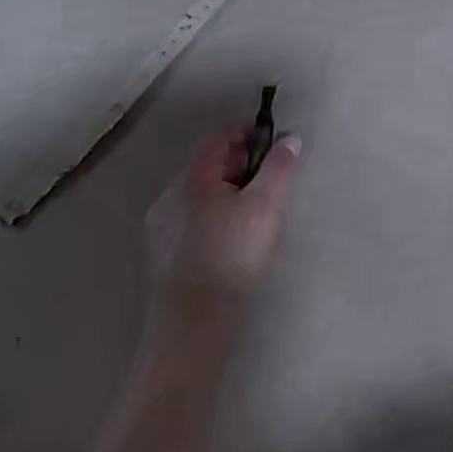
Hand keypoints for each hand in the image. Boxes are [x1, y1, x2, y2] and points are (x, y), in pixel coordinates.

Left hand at [145, 125, 303, 321]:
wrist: (196, 321)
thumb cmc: (233, 252)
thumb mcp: (266, 203)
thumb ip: (279, 166)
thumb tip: (289, 139)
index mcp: (191, 179)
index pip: (217, 138)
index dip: (245, 131)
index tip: (272, 139)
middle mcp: (169, 197)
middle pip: (209, 165)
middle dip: (242, 162)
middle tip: (271, 175)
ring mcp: (163, 228)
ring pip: (202, 194)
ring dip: (231, 190)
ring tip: (260, 208)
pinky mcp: (166, 255)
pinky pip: (196, 218)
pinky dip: (219, 214)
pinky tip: (238, 236)